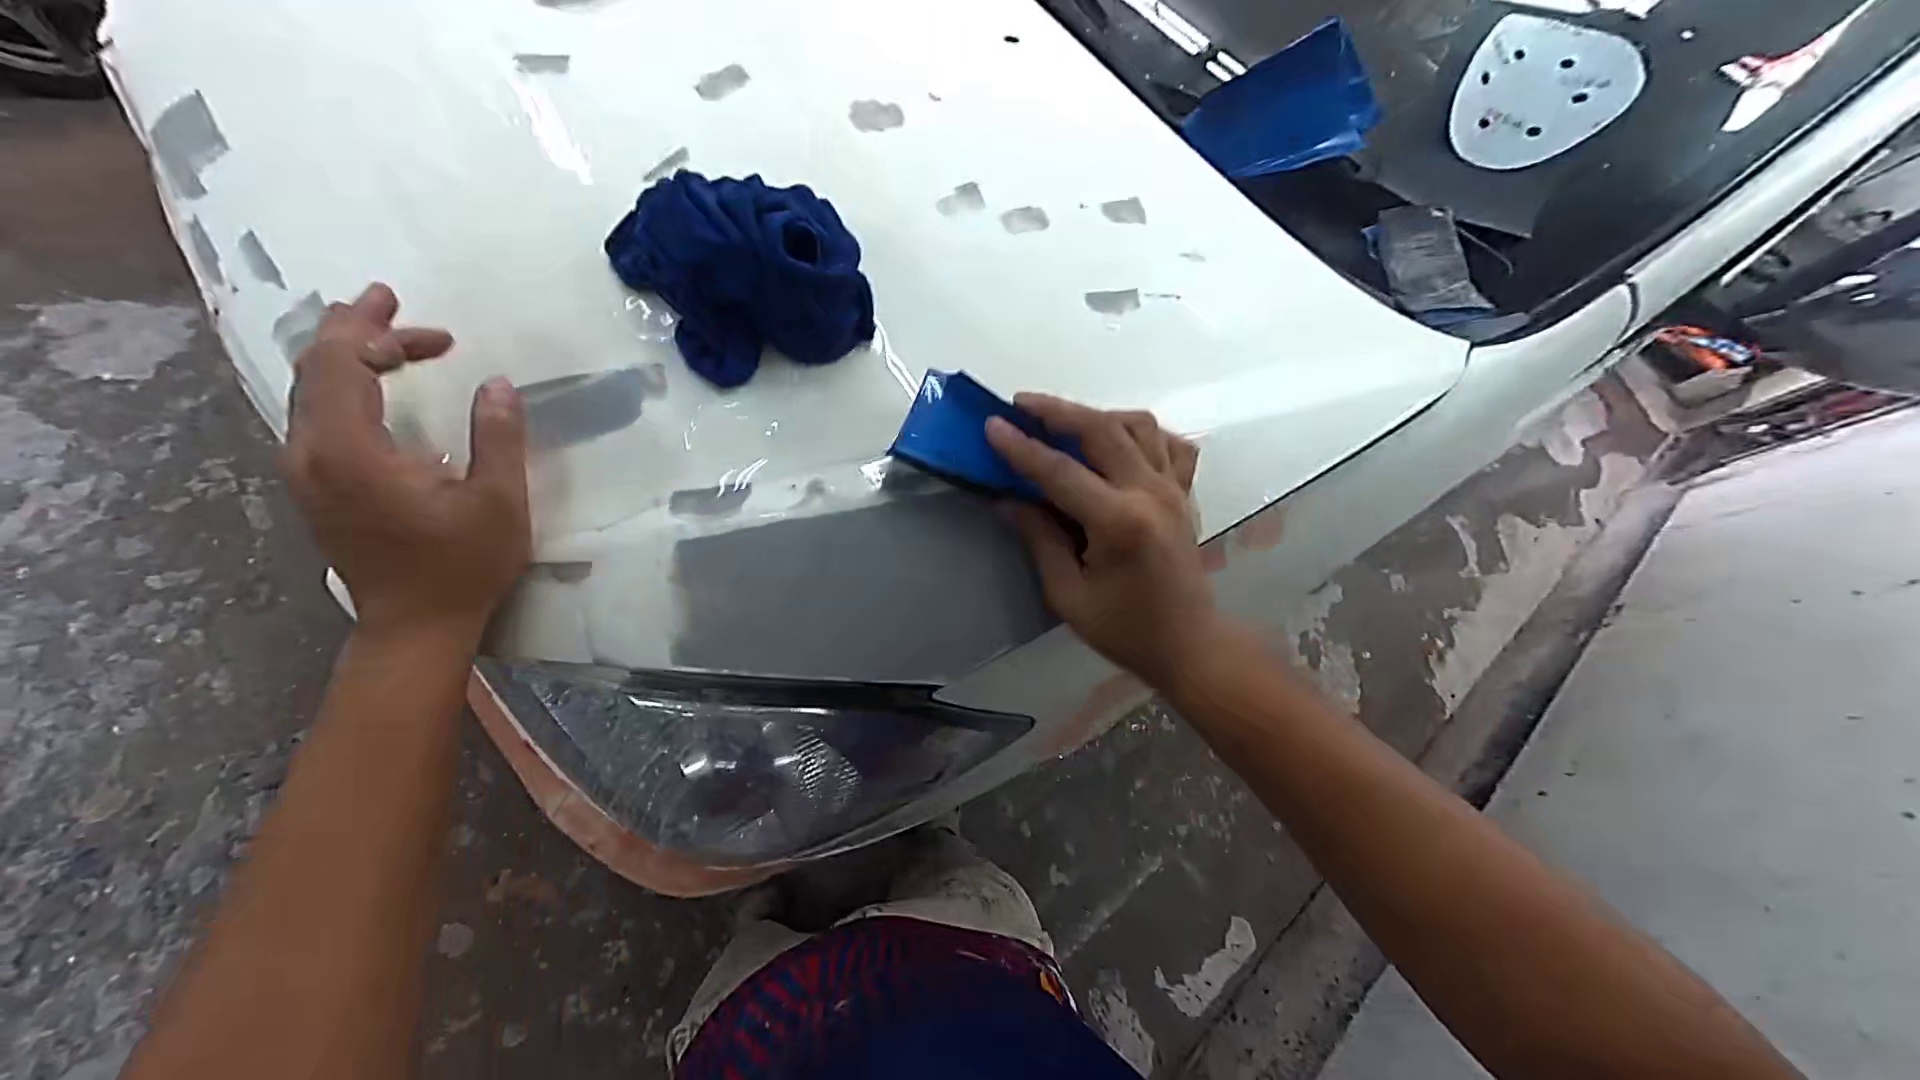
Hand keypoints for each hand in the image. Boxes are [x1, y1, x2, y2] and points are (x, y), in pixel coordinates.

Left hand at [280, 283, 529, 641]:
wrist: (417, 623)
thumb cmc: (463, 564)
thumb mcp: (498, 500)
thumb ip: (498, 437)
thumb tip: (497, 385)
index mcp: (351, 451)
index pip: (341, 364)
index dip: (378, 332)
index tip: (427, 324)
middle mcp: (310, 454)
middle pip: (315, 370)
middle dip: (355, 332)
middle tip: (397, 310)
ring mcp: (304, 473)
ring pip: (309, 393)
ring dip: (346, 359)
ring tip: (385, 340)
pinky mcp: (314, 488)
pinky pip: (315, 418)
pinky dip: (342, 389)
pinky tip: (370, 388)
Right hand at [985, 394, 1224, 687]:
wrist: (1189, 645)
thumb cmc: (1125, 630)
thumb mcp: (1068, 595)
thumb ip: (1039, 540)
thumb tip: (1008, 501)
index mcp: (1119, 523)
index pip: (1060, 471)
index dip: (1021, 447)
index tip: (992, 424)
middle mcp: (1151, 493)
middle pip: (1102, 430)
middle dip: (1057, 411)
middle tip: (1021, 405)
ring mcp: (1174, 489)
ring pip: (1139, 425)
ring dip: (1098, 415)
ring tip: (1064, 421)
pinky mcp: (1185, 494)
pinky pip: (1169, 444)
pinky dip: (1141, 432)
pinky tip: (1118, 441)